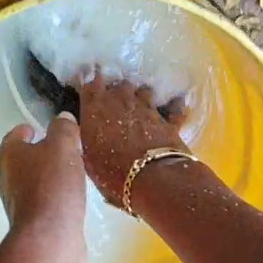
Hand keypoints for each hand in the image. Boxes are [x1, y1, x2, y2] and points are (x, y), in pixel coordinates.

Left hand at [0, 113, 86, 255]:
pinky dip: (56, 196)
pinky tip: (72, 196)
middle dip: (41, 152)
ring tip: (72, 170)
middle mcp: (7, 178)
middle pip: (23, 159)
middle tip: (63, 148)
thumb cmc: (52, 185)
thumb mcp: (62, 146)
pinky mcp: (32, 224)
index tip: (40, 128)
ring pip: (34, 181)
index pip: (14, 135)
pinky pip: (44, 201)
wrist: (50, 238)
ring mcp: (18, 203)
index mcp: (8, 155)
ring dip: (50, 175)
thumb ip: (63, 129)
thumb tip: (63, 118)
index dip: (27, 129)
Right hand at [77, 78, 189, 207]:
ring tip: (140, 106)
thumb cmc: (111, 171)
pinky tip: (177, 106)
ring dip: (141, 97)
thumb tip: (85, 128)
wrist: (152, 179)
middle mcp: (121, 100)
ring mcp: (146, 107)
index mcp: (96, 107)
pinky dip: (174, 108)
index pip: (90, 84)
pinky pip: (173, 109)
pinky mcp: (167, 120)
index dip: (91, 86)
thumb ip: (87, 137)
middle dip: (117, 91)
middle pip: (119, 84)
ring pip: (144, 91)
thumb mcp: (88, 157)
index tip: (91, 91)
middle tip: (115, 104)